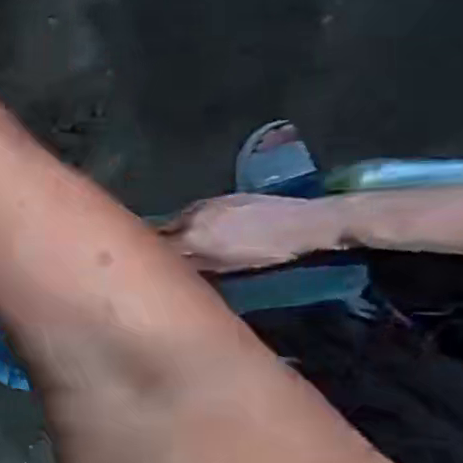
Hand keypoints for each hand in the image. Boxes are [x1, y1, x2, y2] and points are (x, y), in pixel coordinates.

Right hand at [159, 193, 346, 271]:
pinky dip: (195, 219)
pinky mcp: (220, 197)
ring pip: (179, 219)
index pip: (159, 246)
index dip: (154, 255)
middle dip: (162, 240)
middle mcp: (191, 218)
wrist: (308, 221)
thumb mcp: (230, 266)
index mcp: (191, 238)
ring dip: (179, 228)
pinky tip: (210, 226)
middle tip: (170, 251)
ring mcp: (205, 205)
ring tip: (190, 238)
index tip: (153, 262)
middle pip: (163, 230)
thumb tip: (174, 265)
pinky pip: (196, 210)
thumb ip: (196, 264)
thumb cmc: (270, 250)